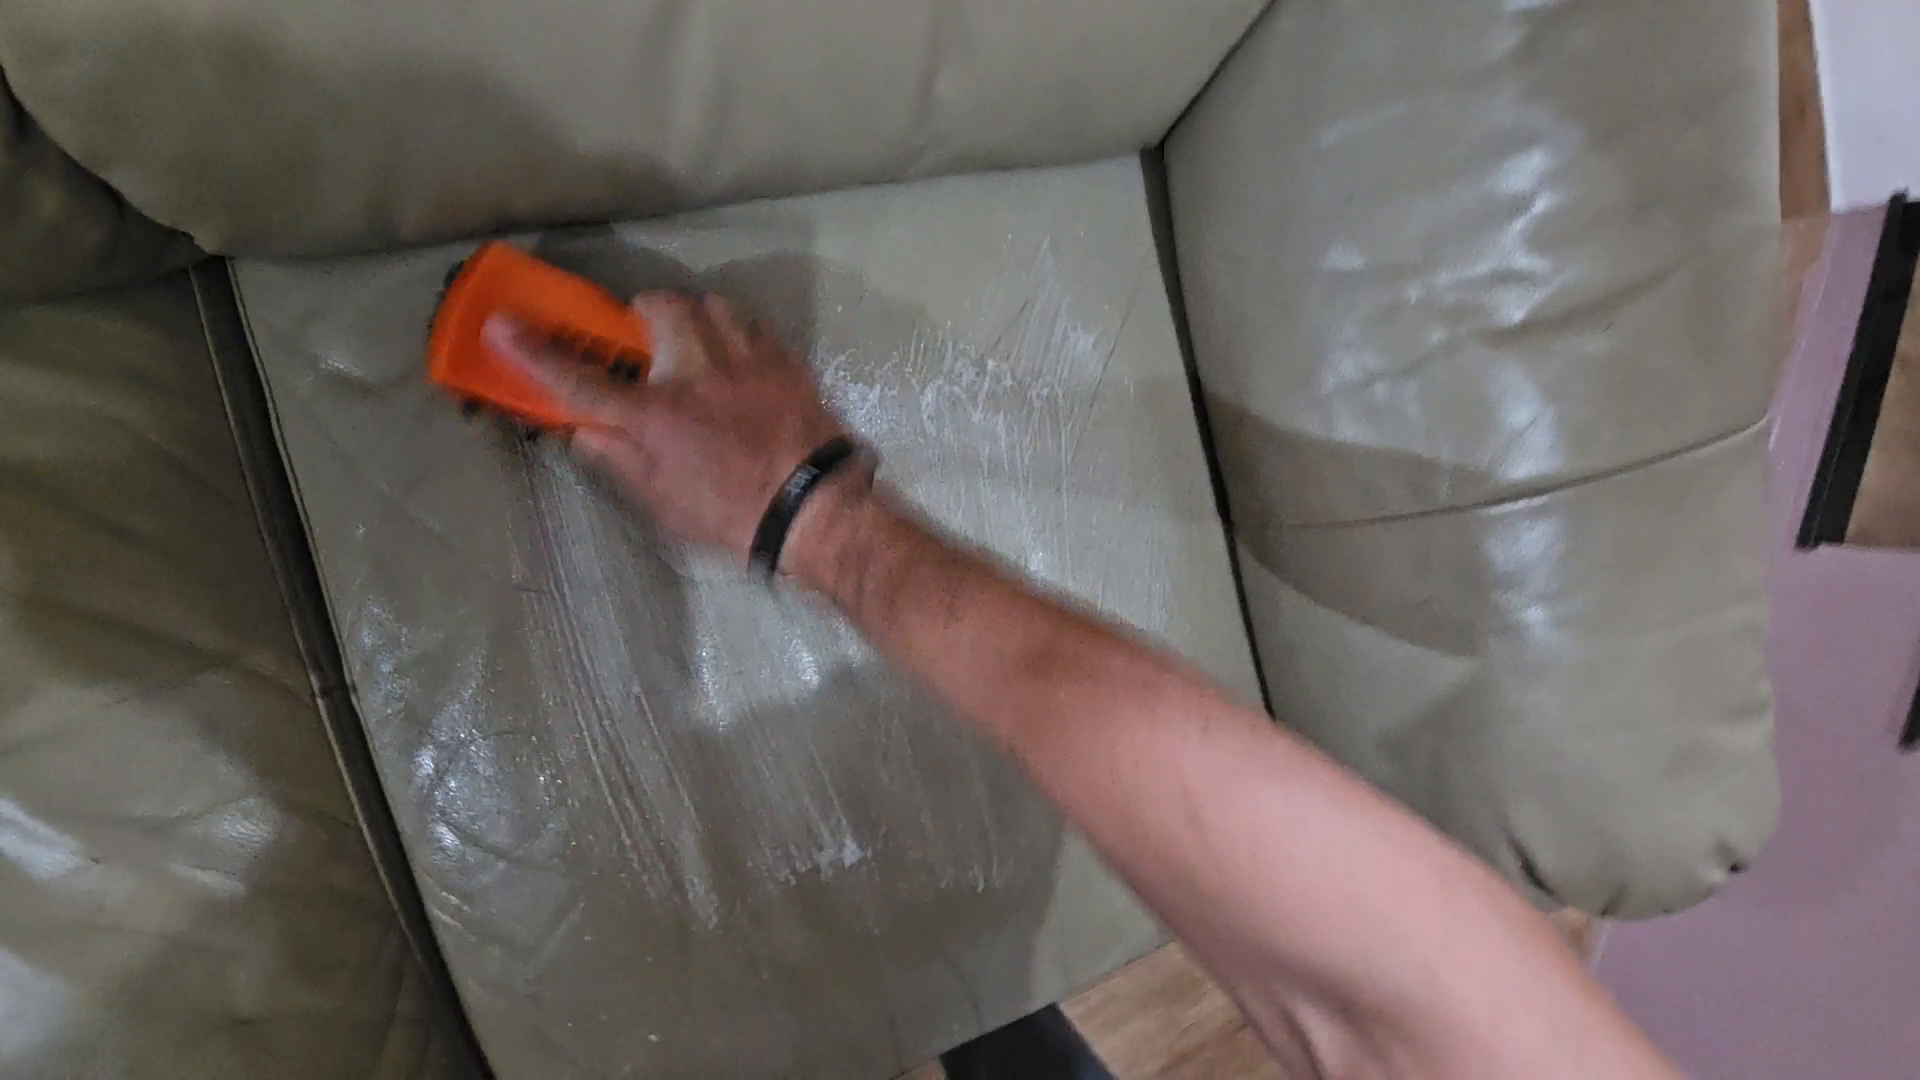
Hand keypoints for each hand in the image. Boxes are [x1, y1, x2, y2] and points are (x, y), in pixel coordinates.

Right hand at [481, 292, 871, 567]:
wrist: (815, 510)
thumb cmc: (735, 515)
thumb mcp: (665, 503)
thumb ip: (619, 461)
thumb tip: (581, 431)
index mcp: (657, 417)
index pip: (581, 380)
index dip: (536, 353)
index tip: (502, 323)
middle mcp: (697, 374)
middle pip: (658, 310)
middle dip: (642, 314)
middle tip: (645, 338)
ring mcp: (747, 362)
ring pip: (711, 305)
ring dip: (695, 315)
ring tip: (698, 342)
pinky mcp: (787, 363)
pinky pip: (754, 325)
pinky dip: (738, 331)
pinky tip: (740, 357)